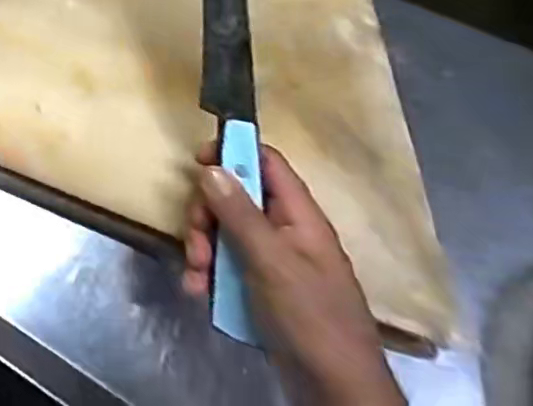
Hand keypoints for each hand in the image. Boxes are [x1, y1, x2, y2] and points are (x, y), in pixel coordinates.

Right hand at [182, 142, 402, 405]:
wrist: (337, 391)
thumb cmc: (312, 319)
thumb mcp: (271, 262)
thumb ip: (239, 213)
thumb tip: (211, 166)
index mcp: (299, 216)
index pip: (266, 161)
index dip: (232, 151)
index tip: (196, 159)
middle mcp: (284, 230)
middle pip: (233, 196)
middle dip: (205, 214)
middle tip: (197, 239)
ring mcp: (272, 258)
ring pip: (222, 230)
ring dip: (201, 247)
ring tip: (196, 274)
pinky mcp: (259, 284)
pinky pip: (224, 262)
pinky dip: (206, 272)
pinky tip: (198, 290)